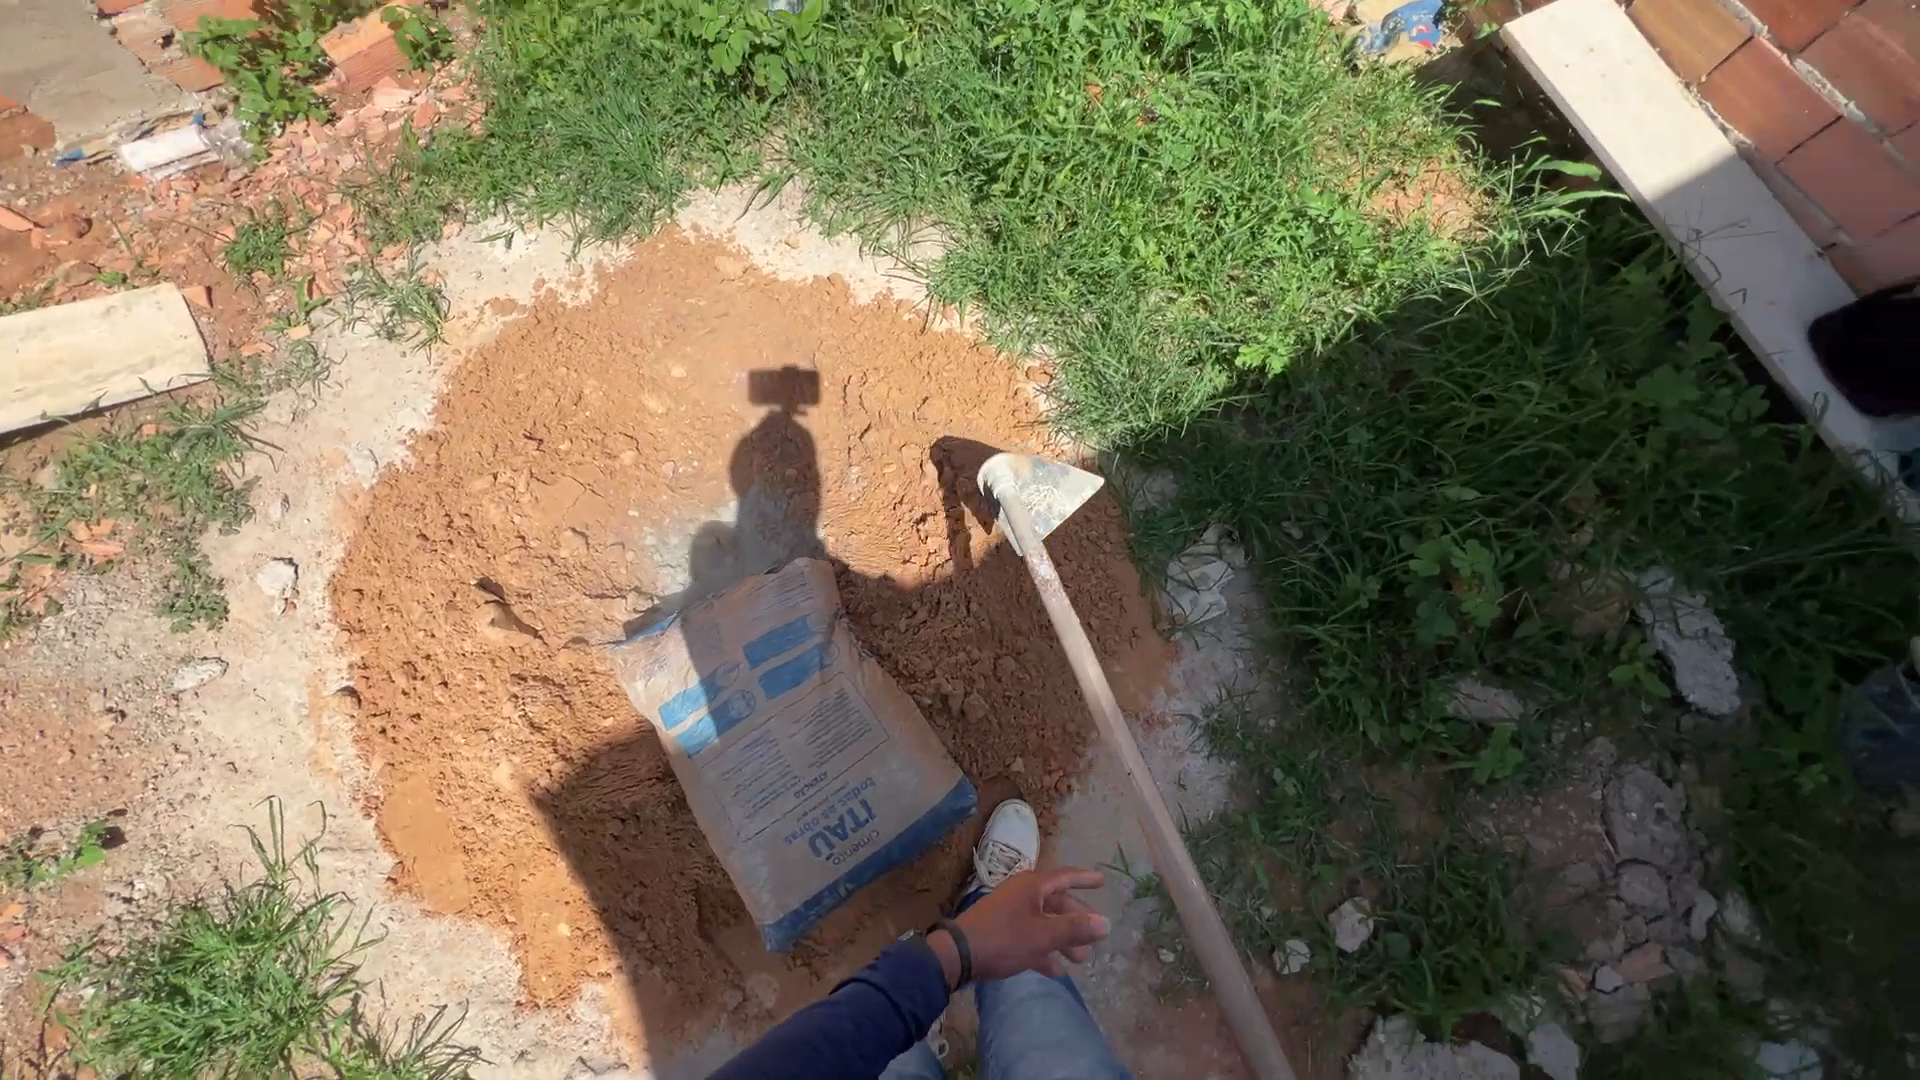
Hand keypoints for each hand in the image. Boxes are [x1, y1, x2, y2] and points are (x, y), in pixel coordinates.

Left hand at [933, 867, 1109, 986]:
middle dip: (1076, 919)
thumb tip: (1106, 922)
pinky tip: (1054, 970)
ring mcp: (1010, 911)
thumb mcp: (1043, 935)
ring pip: (1044, 921)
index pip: (1065, 876)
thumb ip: (1075, 929)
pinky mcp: (1002, 931)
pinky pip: (1030, 936)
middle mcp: (1022, 893)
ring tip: (1079, 960)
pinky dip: (1044, 950)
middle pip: (1056, 902)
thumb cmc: (1004, 938)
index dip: (1084, 878)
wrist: (960, 954)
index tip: (1102, 881)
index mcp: (1032, 885)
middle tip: (1095, 936)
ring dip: (1062, 939)